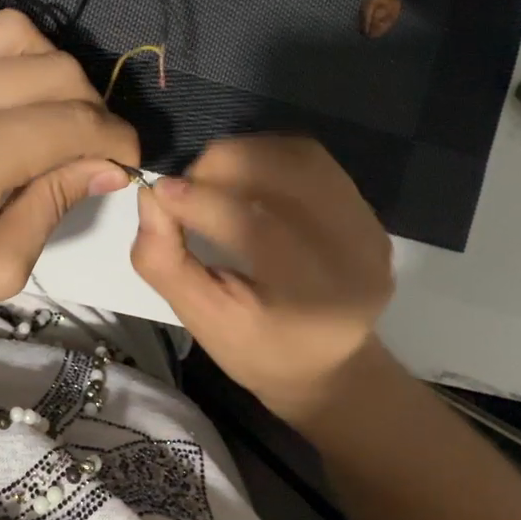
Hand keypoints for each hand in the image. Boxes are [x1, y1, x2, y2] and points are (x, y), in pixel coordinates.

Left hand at [0, 0, 139, 346]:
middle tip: (87, 143)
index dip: (117, 141)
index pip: (76, 124)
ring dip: (47, 60)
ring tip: (46, 102)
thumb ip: (55, 205)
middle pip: (55, 70)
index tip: (124, 161)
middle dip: (92, 106)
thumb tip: (109, 166)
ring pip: (12, 29)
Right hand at [131, 136, 393, 417]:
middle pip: (285, 176)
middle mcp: (353, 255)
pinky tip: (248, 177)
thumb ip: (165, 261)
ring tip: (216, 178)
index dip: (201, 201)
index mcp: (312, 297)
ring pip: (299, 156)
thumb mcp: (200, 319)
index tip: (160, 191)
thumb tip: (152, 196)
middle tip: (188, 184)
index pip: (254, 227)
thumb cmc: (256, 348)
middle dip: (223, 165)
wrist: (326, 365)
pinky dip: (271, 156)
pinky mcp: (368, 211)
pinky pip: (313, 161)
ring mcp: (368, 228)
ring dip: (246, 154)